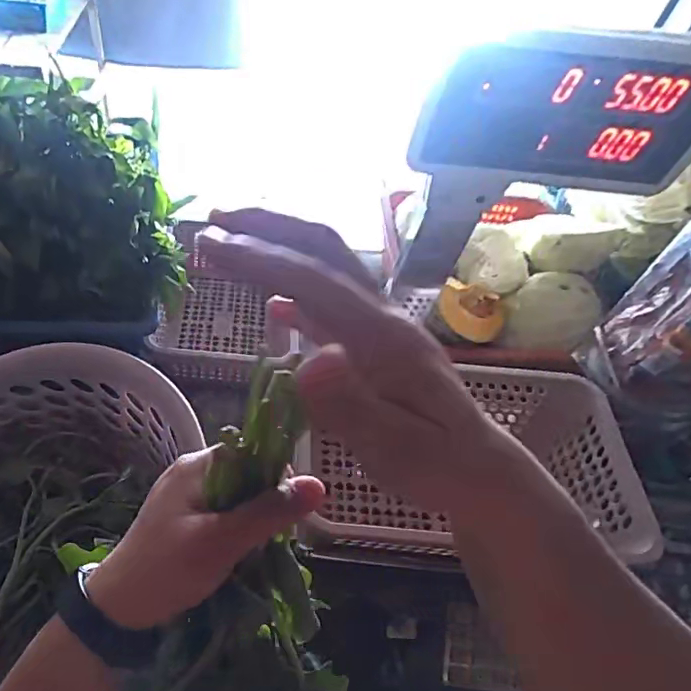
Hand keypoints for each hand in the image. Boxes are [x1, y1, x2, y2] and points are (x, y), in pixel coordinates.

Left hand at [84, 446, 324, 629]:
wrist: (118, 612)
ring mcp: (189, 498)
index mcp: (196, 467)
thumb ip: (268, 512)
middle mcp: (193, 474)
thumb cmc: (167, 571)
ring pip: (242, 498)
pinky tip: (243, 555)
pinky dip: (241, 533)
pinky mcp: (188, 522)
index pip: (252, 451)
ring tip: (258, 551)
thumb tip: (319, 484)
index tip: (288, 510)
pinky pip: (228, 516)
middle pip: (249, 475)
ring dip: (256, 522)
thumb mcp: (222, 541)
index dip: (277, 475)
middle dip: (269, 504)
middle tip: (273, 539)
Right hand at [198, 208, 515, 515]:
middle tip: (214, 219)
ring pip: (329, 270)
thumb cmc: (437, 466)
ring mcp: (385, 330)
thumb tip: (309, 359)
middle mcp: (384, 319)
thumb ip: (350, 405)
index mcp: (382, 336)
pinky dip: (300, 292)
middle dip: (268, 227)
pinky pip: (336, 306)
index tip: (209, 240)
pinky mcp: (382, 347)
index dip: (259, 256)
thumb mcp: (392, 449)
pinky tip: (276, 304)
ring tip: (233, 244)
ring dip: (281, 250)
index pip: (313, 279)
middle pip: (325, 252)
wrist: (481, 472)